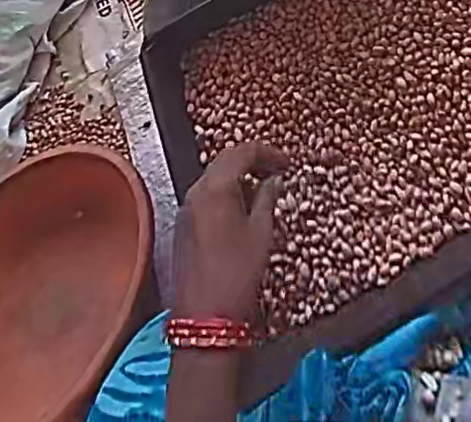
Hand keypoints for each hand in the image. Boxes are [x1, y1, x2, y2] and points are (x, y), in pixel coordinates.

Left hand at [174, 143, 287, 321]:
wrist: (204, 319)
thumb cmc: (237, 273)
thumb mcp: (261, 232)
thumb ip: (267, 198)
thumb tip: (273, 180)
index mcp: (216, 186)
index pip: (242, 152)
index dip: (268, 153)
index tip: (286, 163)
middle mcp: (196, 191)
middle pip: (225, 160)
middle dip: (252, 161)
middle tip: (276, 171)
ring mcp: (186, 208)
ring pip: (214, 177)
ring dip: (239, 177)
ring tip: (263, 189)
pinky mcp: (184, 225)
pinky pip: (206, 195)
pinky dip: (226, 192)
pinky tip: (243, 208)